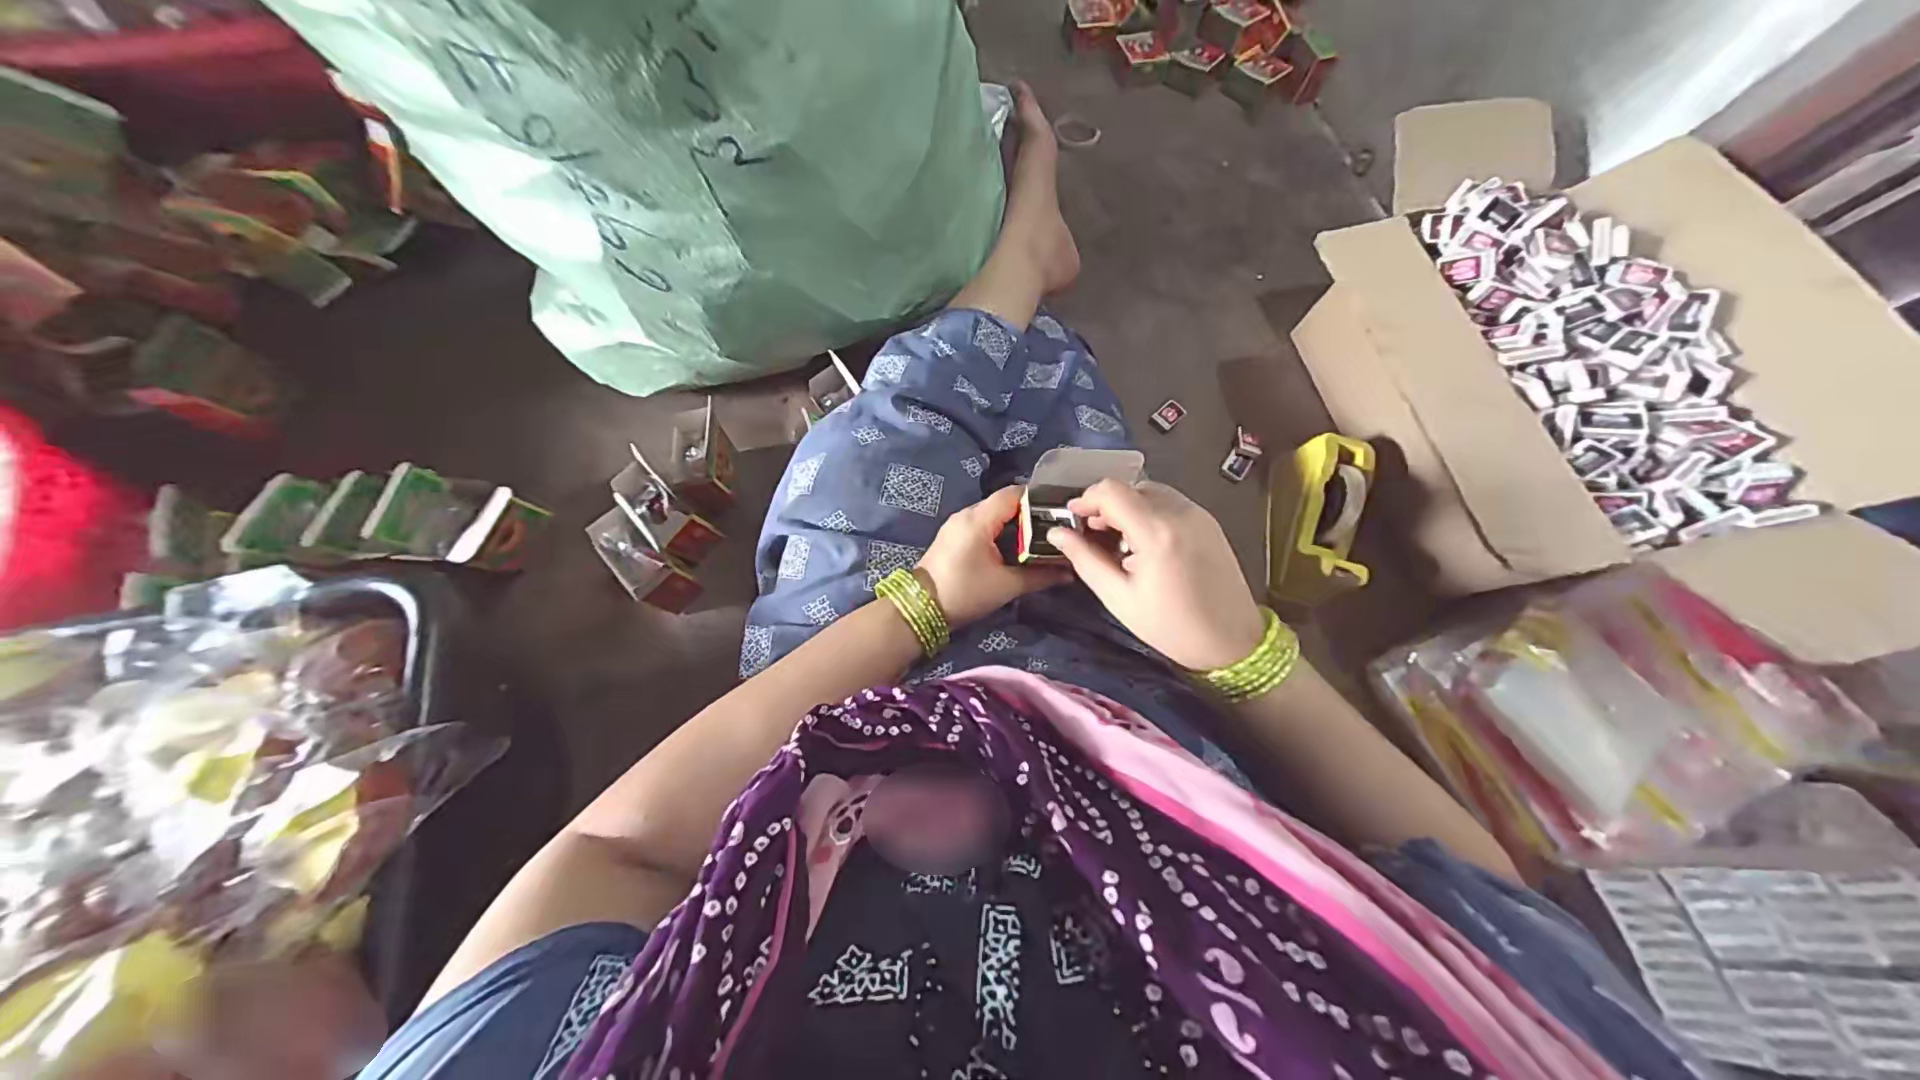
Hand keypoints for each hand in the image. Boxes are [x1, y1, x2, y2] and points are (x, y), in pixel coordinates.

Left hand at [917, 486, 1071, 626]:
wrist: (920, 609)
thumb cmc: (965, 593)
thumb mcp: (1006, 586)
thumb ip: (1040, 576)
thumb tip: (1068, 573)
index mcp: (978, 519)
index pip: (1013, 494)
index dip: (1038, 500)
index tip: (1059, 513)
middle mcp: (966, 514)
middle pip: (1004, 503)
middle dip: (1029, 513)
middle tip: (1054, 529)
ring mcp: (956, 525)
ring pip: (992, 514)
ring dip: (1014, 523)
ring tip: (1038, 538)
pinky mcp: (952, 536)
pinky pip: (981, 525)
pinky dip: (999, 531)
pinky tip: (1014, 547)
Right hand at [1048, 480, 1264, 670]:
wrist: (1233, 642)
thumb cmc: (1172, 627)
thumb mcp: (1119, 597)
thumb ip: (1085, 559)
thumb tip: (1057, 533)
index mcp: (1156, 532)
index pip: (1111, 491)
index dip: (1086, 499)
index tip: (1072, 518)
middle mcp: (1180, 513)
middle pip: (1130, 487)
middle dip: (1105, 505)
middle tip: (1092, 534)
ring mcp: (1198, 515)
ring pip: (1150, 491)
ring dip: (1127, 506)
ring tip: (1117, 540)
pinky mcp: (1208, 522)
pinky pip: (1169, 502)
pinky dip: (1148, 512)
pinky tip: (1143, 543)